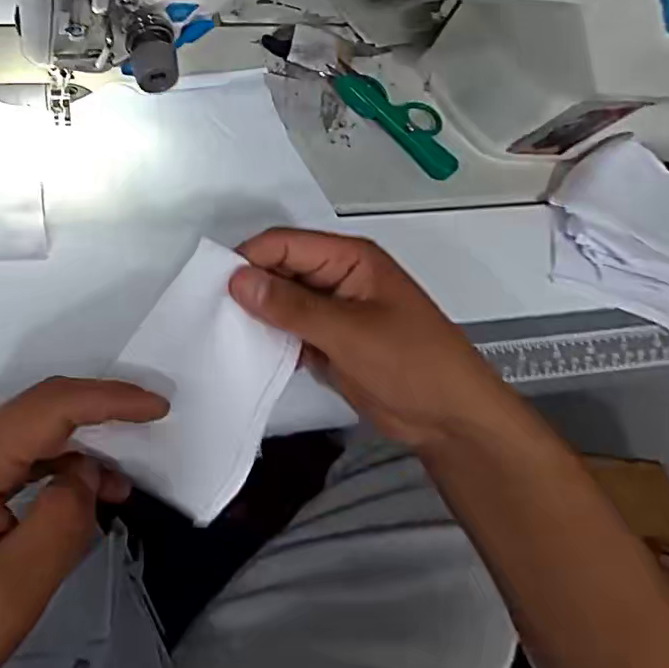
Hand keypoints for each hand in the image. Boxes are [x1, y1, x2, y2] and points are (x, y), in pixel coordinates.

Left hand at [0, 377, 167, 667]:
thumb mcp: (11, 590)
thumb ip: (62, 521)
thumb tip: (88, 474)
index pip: (52, 406)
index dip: (109, 399)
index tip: (158, 406)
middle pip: (43, 412)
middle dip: (101, 419)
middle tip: (152, 432)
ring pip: (34, 434)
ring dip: (81, 451)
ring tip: (124, 485)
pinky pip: (19, 457)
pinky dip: (56, 470)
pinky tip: (83, 497)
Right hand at [228, 227, 513, 449]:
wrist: (454, 423)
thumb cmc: (411, 365)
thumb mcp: (349, 332)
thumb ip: (291, 306)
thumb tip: (236, 280)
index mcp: (347, 258)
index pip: (284, 244)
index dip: (250, 259)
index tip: (216, 287)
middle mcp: (336, 275)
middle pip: (279, 268)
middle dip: (250, 286)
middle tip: (214, 312)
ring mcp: (332, 309)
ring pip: (280, 299)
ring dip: (258, 313)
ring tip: (224, 332)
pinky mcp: (328, 339)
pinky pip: (288, 327)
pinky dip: (271, 336)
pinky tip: (250, 351)